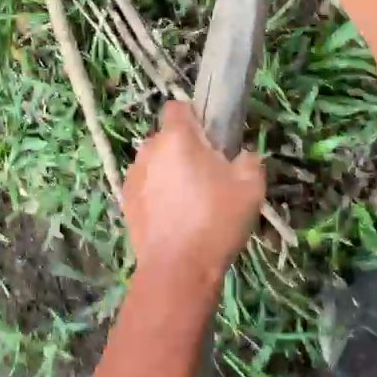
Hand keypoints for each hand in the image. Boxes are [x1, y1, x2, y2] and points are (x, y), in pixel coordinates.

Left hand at [124, 101, 264, 294]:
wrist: (179, 269)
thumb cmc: (216, 219)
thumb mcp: (251, 186)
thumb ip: (249, 160)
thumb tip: (242, 156)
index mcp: (176, 137)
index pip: (178, 107)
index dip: (195, 117)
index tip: (211, 138)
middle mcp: (148, 150)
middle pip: (167, 138)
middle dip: (184, 149)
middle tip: (209, 175)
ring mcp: (133, 177)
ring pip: (155, 163)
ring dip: (169, 173)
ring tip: (191, 202)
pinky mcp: (126, 202)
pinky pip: (146, 187)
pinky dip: (158, 195)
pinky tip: (175, 219)